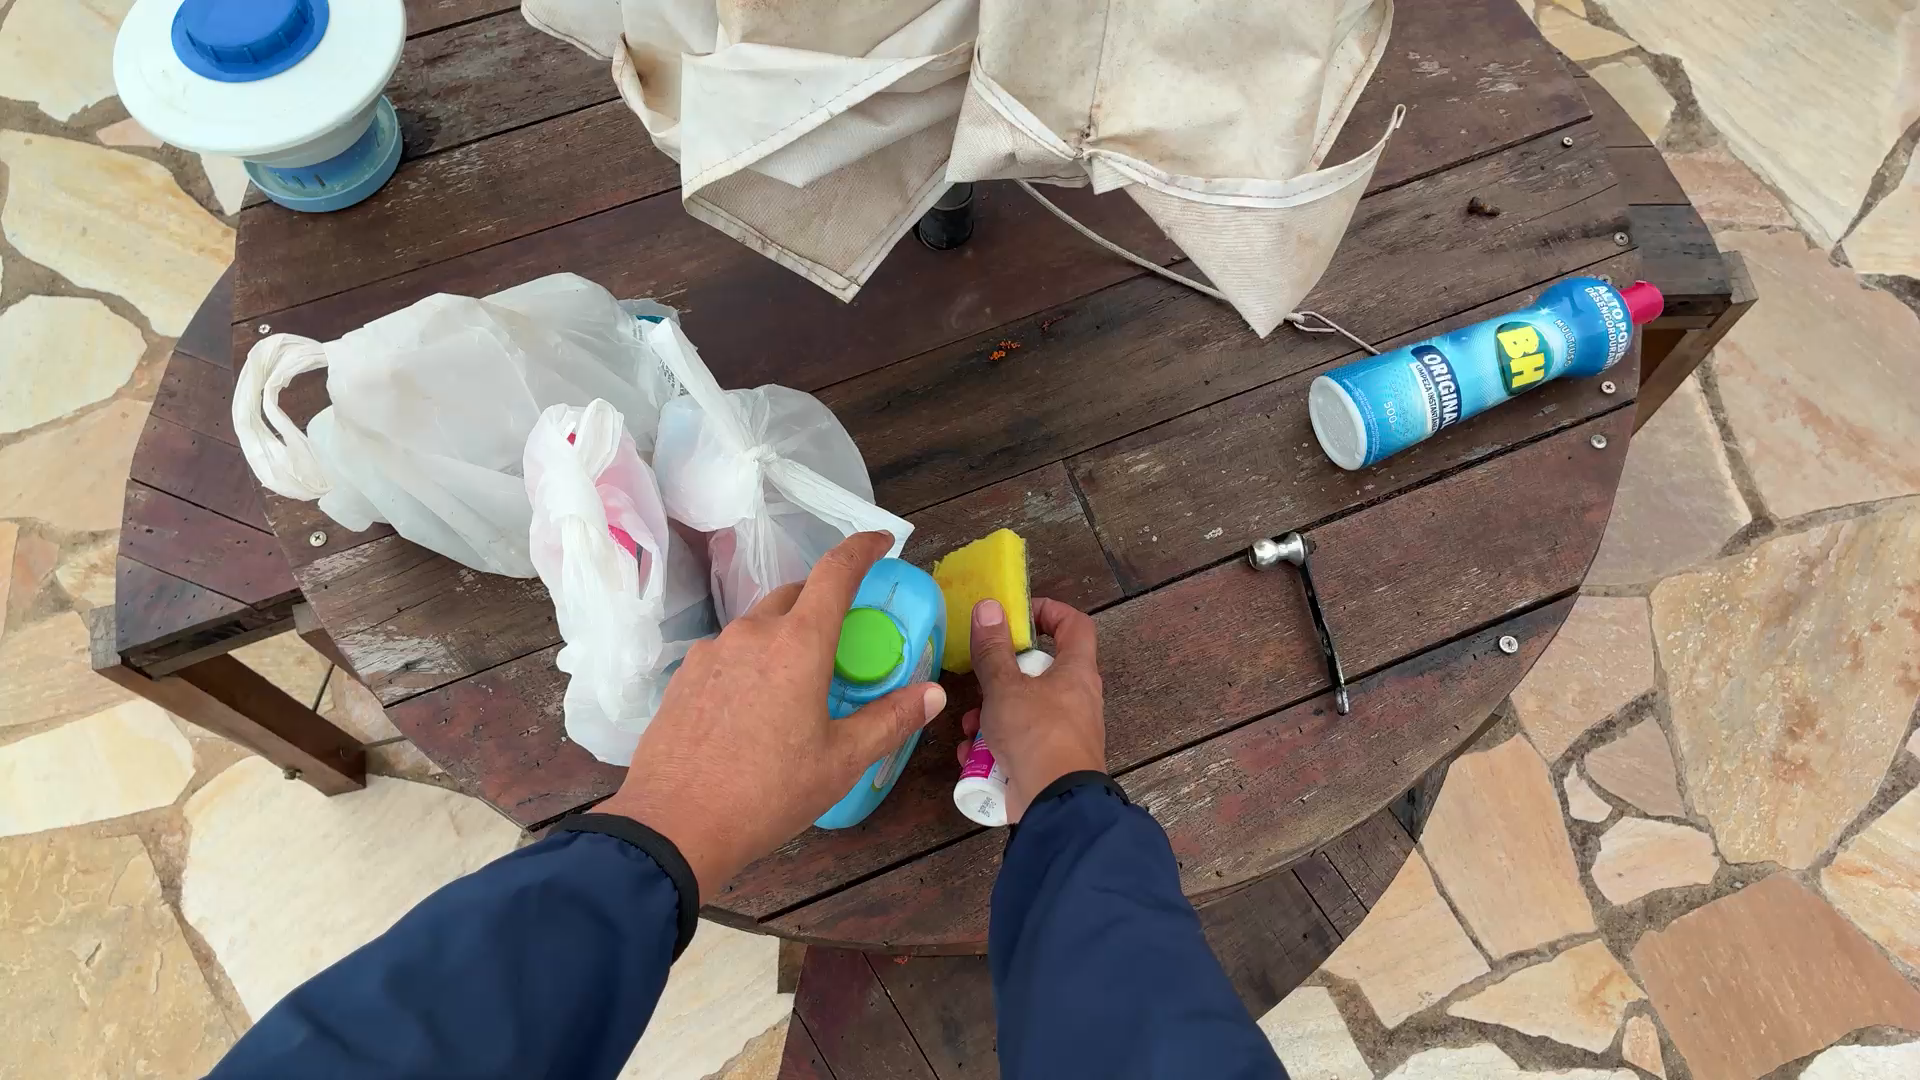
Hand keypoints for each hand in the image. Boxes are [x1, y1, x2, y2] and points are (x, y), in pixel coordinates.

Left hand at [597, 532, 945, 900]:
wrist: (671, 828)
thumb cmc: (767, 792)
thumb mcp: (841, 761)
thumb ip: (890, 720)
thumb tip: (934, 693)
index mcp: (798, 643)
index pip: (836, 571)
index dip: (862, 548)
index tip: (882, 542)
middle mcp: (753, 632)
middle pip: (797, 593)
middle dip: (826, 599)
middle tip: (845, 636)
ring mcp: (713, 651)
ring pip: (761, 622)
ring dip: (787, 633)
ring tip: (799, 679)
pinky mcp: (685, 674)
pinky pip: (731, 649)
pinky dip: (754, 658)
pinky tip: (755, 704)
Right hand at [954, 597, 1105, 822]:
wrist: (1055, 806)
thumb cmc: (1035, 734)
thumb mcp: (1005, 687)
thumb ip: (994, 650)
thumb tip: (989, 607)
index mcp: (1076, 672)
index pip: (1075, 625)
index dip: (1050, 611)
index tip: (1018, 615)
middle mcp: (1077, 699)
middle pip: (1040, 672)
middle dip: (1002, 676)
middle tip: (980, 680)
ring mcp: (1065, 733)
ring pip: (1025, 710)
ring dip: (991, 716)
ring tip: (968, 728)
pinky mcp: (1051, 761)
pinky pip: (1021, 743)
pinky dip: (996, 746)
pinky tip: (972, 756)